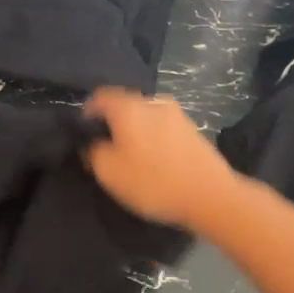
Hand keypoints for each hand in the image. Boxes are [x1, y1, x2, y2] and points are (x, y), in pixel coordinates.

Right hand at [83, 88, 244, 228]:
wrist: (211, 195)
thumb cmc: (153, 181)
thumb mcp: (108, 172)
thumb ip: (92, 151)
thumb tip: (91, 141)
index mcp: (128, 107)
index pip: (99, 97)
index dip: (86, 114)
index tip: (83, 135)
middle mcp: (152, 102)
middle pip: (123, 105)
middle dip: (111, 123)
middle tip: (104, 148)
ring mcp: (176, 114)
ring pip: (144, 116)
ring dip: (133, 131)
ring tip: (130, 156)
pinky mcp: (192, 129)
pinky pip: (161, 127)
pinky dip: (151, 138)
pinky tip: (152, 160)